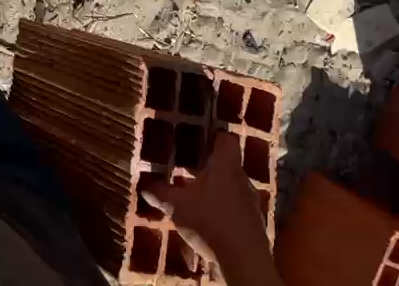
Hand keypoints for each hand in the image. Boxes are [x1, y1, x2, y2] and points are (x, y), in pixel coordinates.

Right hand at [141, 134, 281, 285]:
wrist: (245, 263)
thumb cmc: (209, 222)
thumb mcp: (176, 206)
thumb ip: (160, 193)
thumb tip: (144, 185)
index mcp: (225, 167)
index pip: (226, 139)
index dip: (214, 135)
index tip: (200, 136)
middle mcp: (242, 180)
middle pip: (227, 165)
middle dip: (208, 166)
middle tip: (187, 168)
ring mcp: (251, 204)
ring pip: (231, 188)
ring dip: (215, 190)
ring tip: (195, 197)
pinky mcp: (254, 225)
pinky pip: (235, 209)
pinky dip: (222, 211)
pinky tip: (207, 222)